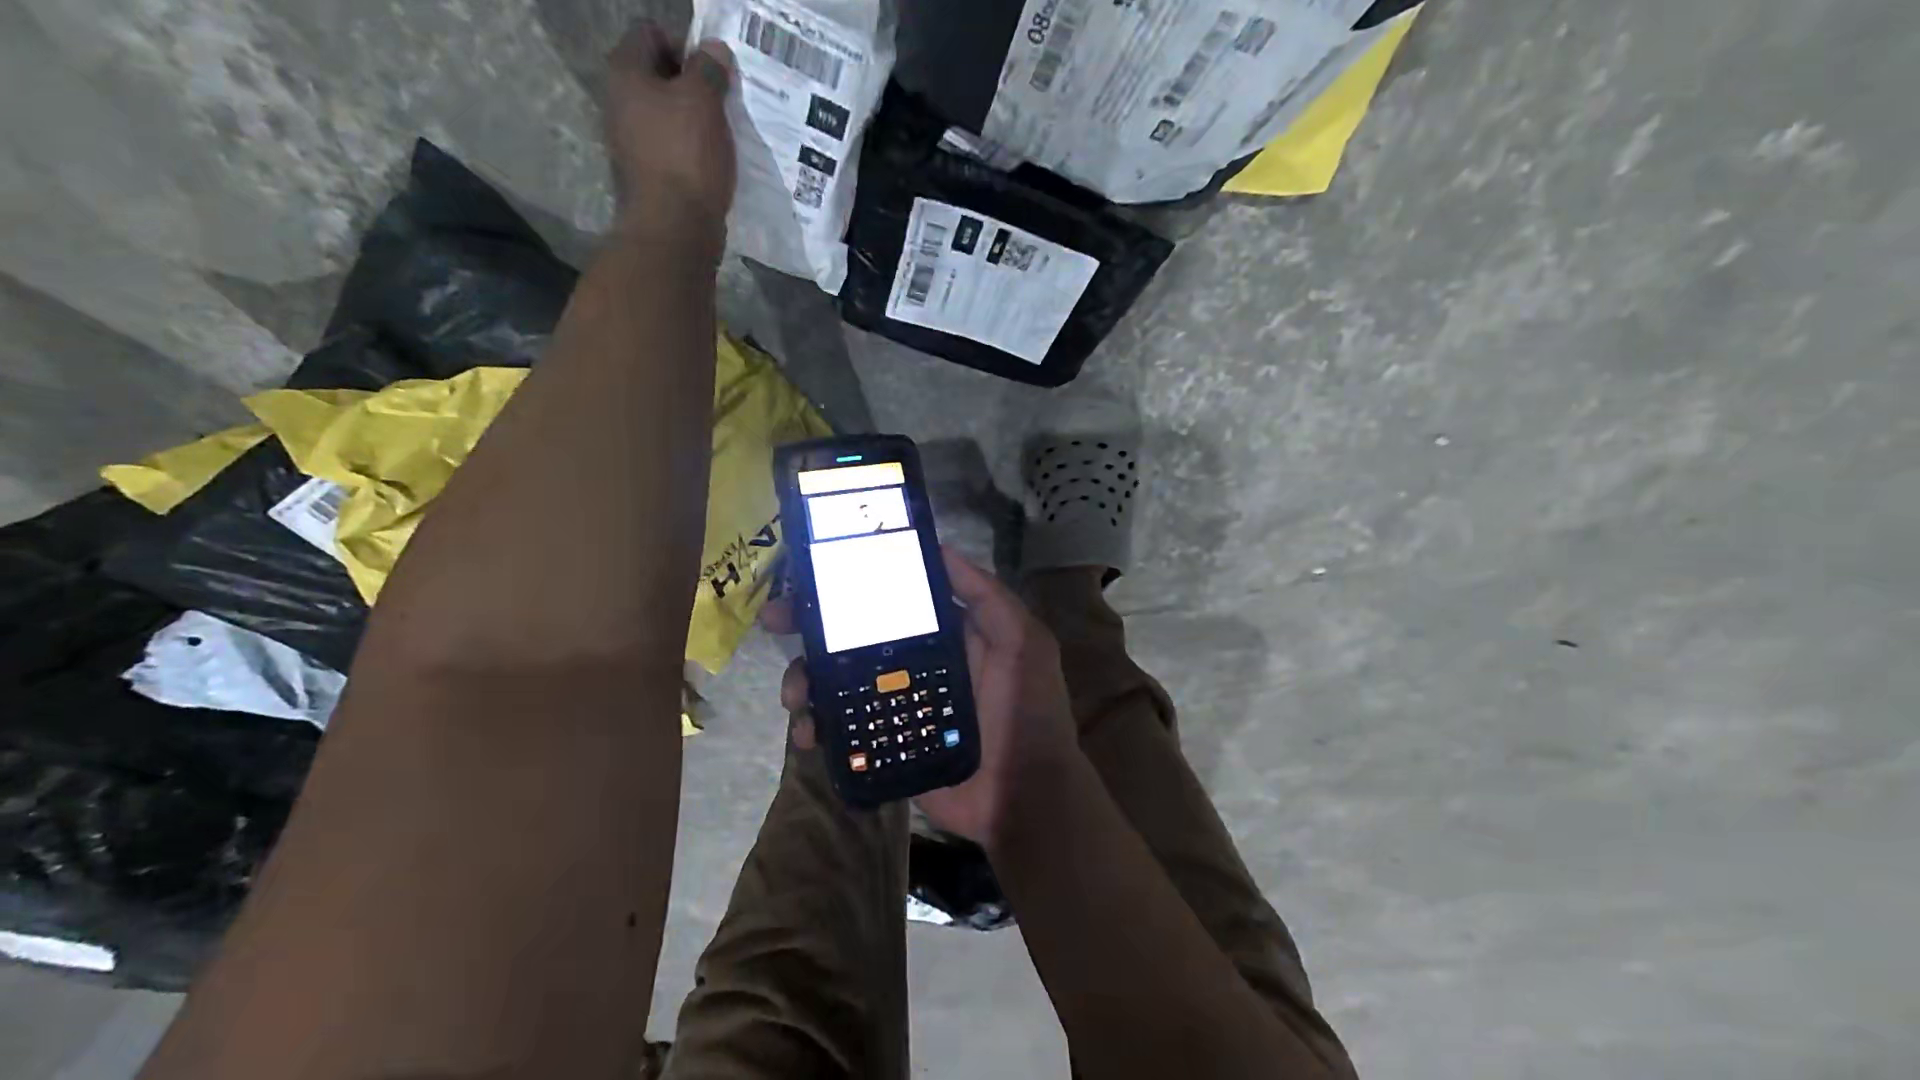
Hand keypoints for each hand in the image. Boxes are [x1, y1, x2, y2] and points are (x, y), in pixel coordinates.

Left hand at [604, 21, 735, 230]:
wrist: (675, 228)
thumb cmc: (686, 155)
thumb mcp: (703, 101)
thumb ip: (709, 69)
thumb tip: (714, 50)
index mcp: (625, 73)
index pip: (651, 33)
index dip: (686, 45)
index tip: (715, 71)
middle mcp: (619, 103)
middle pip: (659, 77)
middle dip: (693, 85)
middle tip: (725, 101)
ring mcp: (631, 142)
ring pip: (668, 116)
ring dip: (696, 121)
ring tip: (724, 135)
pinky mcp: (648, 175)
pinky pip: (673, 149)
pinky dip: (694, 151)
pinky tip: (715, 163)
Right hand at [760, 548, 1082, 844]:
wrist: (1025, 797)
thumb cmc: (1028, 713)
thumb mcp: (1023, 643)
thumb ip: (988, 598)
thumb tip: (940, 549)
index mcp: (942, 636)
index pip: (889, 600)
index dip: (852, 584)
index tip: (814, 575)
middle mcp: (913, 664)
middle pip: (850, 637)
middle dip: (810, 626)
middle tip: (775, 620)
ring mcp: (894, 705)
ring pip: (835, 681)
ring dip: (804, 678)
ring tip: (796, 694)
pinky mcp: (883, 745)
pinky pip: (839, 729)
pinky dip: (815, 726)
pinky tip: (808, 733)